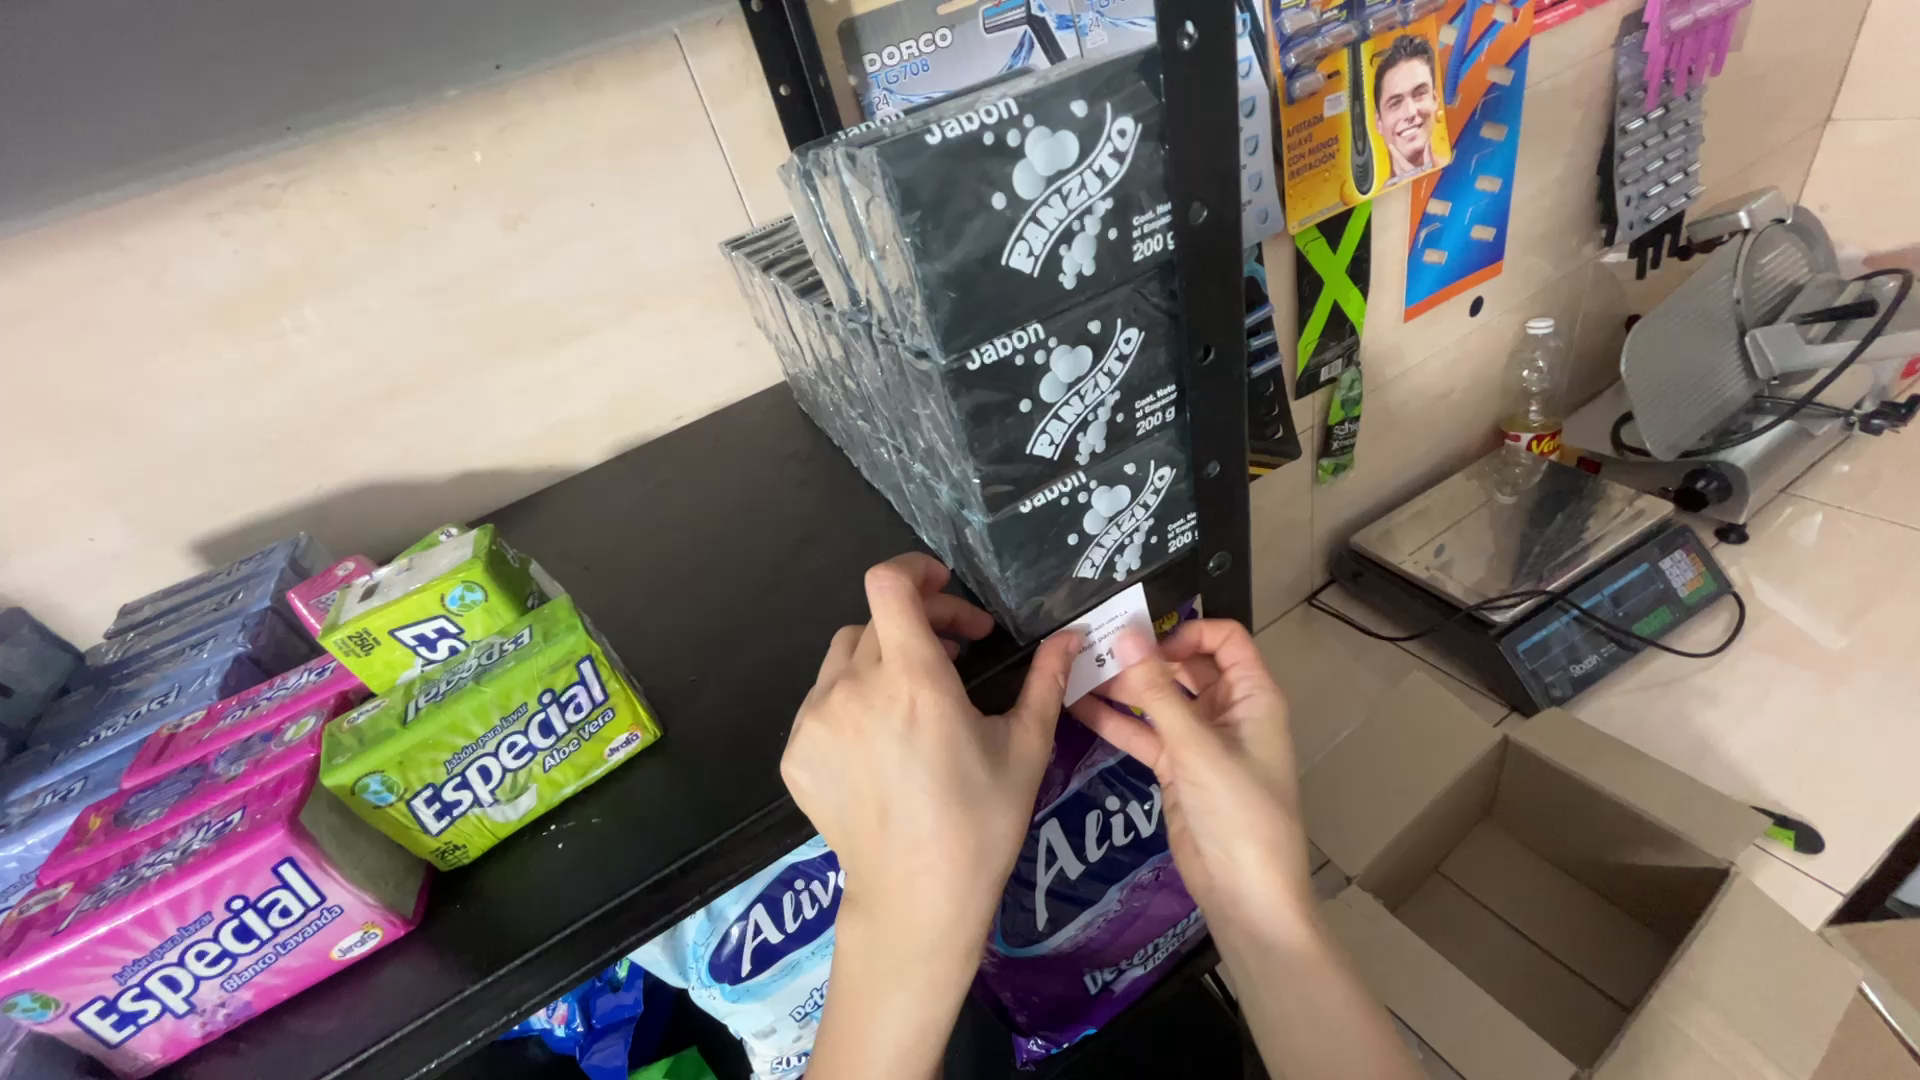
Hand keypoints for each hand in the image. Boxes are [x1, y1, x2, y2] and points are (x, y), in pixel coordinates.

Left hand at [781, 553, 1081, 964]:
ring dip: (883, 655)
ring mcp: (816, 721)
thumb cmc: (980, 822)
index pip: (889, 584)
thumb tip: (1074, 636)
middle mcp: (854, 688)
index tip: (943, 585)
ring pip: (844, 655)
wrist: (917, 899)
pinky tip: (883, 737)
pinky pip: (822, 700)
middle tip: (958, 655)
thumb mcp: (1025, 747)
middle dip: (920, 622)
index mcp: (913, 679)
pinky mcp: (796, 752)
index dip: (914, 569)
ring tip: (917, 691)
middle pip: (876, 619)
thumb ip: (1046, 680)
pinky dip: (853, 698)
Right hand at [1067, 619, 1310, 933]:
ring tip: (1076, 673)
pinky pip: (1144, 733)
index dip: (1186, 633)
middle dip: (1143, 658)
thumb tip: (1126, 635)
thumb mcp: (1197, 746)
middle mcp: (1227, 710)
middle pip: (1184, 667)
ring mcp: (1199, 740)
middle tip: (1095, 650)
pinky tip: (1079, 708)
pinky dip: (1116, 722)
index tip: (1144, 643)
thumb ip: (1156, 691)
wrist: (1245, 894)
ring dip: (1123, 688)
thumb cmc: (1237, 810)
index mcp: (1252, 696)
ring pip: (1158, 700)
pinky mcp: (1176, 766)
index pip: (1224, 640)